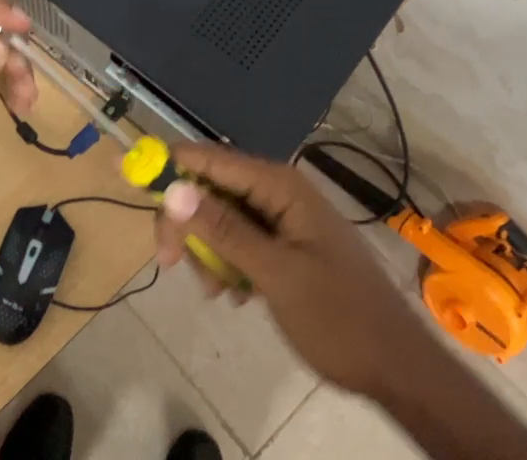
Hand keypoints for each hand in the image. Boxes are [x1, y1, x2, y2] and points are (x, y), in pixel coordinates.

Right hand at [153, 142, 442, 400]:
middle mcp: (279, 192)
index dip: (169, 166)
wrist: (396, 369)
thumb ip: (223, 230)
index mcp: (281, 186)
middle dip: (186, 222)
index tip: (130, 183)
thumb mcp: (275, 274)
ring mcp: (282, 219)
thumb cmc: (339, 318)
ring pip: (219, 217)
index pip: (210, 158)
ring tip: (216, 291)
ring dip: (207, 250)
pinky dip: (226, 264)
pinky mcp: (284, 245)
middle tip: (170, 262)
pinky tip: (234, 294)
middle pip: (209, 187)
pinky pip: (238, 240)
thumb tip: (173, 188)